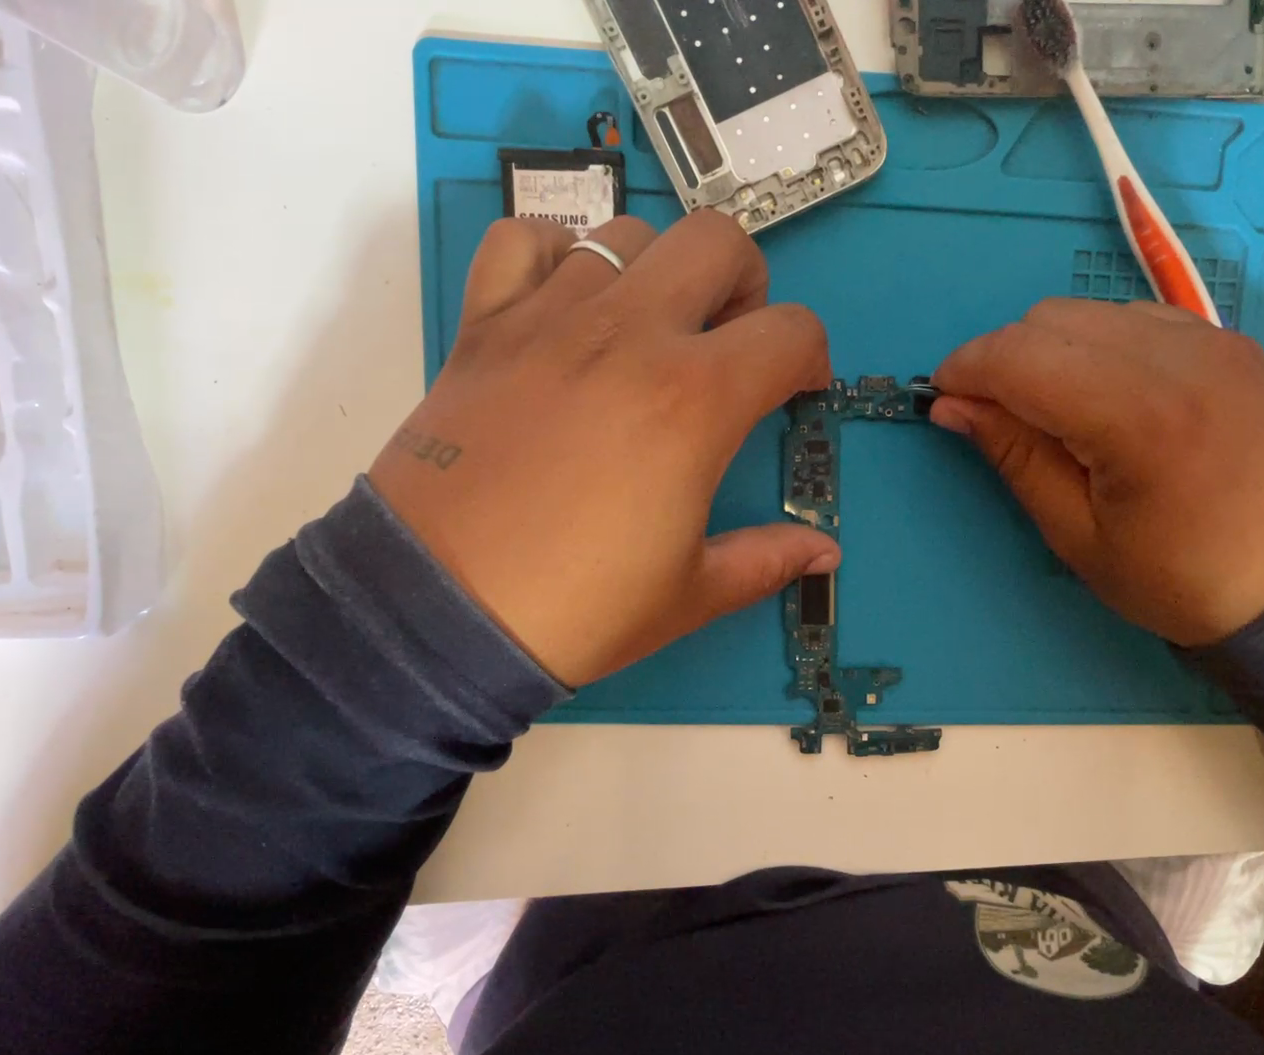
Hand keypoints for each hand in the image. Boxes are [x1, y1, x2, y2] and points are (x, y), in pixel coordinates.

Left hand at [369, 212, 837, 685]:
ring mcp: (549, 319)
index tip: (796, 392)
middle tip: (731, 343)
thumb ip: (769, 560)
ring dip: (659, 272)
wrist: (437, 612)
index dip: (811, 359)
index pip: (791, 332)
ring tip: (649, 330)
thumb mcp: (691, 595)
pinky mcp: (483, 326)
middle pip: (718, 242)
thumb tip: (826, 553)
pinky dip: (554, 256)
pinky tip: (565, 305)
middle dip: (746, 285)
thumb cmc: (578, 607)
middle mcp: (629, 334)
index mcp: (695, 399)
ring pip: (628, 232)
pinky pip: (521, 242)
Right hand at [930, 299, 1263, 646]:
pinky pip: (1134, 318)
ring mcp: (1209, 339)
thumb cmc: (1182, 578)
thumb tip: (952, 406)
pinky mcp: (1227, 341)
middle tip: (995, 416)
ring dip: (1049, 349)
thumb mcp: (1079, 536)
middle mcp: (1176, 356)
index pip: (1021, 357)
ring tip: (1051, 409)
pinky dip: (1096, 344)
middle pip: (1050, 319)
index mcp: (1137, 415)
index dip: (966, 369)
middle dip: (1003, 358)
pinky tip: (1104, 394)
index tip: (942, 399)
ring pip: (1090, 311)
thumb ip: (1015, 457)